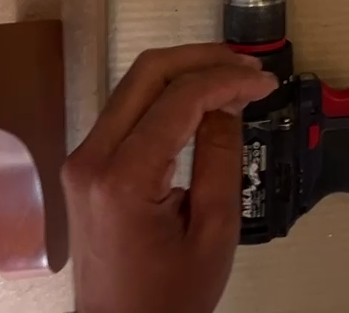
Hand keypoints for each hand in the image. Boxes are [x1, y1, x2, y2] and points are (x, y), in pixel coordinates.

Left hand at [63, 43, 279, 312]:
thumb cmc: (171, 297)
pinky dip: (168, 92)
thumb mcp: (214, 230)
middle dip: (204, 59)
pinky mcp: (87, 162)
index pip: (180, 98)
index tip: (264, 83)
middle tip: (248, 68)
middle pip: (148, 72)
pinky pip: (129, 106)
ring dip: (186, 70)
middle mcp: (92, 158)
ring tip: (232, 77)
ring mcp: (83, 157)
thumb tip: (228, 100)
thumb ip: (221, 156)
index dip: (227, 79)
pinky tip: (201, 97)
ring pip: (136, 82)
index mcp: (123, 179)